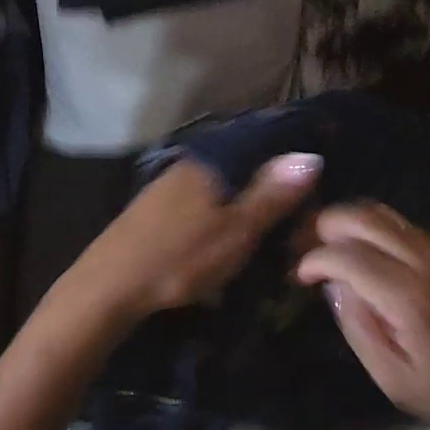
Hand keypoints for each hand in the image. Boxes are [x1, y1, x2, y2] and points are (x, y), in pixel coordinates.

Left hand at [56, 153, 322, 323]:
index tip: (319, 184)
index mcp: (214, 161)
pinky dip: (227, 209)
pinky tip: (234, 229)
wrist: (110, 285)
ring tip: (276, 225)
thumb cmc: (181, 257)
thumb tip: (310, 155)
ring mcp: (174, 182)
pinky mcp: (161, 205)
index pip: (263, 145)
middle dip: (272, 183)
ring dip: (249, 199)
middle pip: (244, 164)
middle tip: (302, 213)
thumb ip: (272, 194)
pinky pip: (208, 196)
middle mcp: (194, 162)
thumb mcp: (236, 231)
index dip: (292, 163)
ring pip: (225, 182)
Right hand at [295, 202, 429, 429]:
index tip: (296, 273)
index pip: (347, 255)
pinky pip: (399, 221)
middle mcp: (425, 260)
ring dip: (346, 219)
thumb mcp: (397, 383)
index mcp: (410, 297)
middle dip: (323, 225)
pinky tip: (358, 246)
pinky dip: (369, 224)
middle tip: (302, 246)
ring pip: (381, 211)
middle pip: (361, 216)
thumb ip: (359, 331)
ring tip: (323, 242)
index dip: (313, 258)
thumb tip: (332, 287)